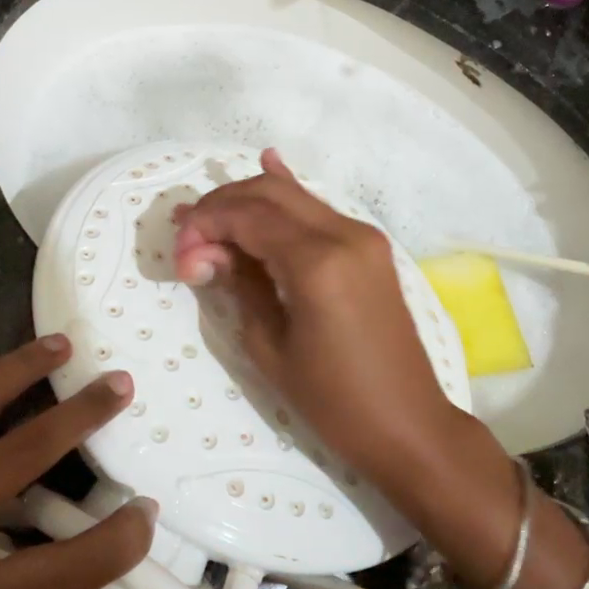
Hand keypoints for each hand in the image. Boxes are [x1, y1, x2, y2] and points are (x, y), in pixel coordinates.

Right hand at [171, 148, 462, 479]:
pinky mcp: (369, 246)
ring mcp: (362, 235)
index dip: (205, 225)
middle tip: (188, 236)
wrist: (409, 424)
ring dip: (248, 201)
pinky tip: (269, 164)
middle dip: (221, 206)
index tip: (180, 254)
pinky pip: (318, 210)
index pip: (247, 216)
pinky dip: (287, 196)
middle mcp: (344, 233)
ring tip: (207, 219)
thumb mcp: (270, 347)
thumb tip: (207, 251)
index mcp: (317, 262)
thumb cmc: (334, 401)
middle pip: (268, 193)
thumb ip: (239, 284)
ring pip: (294, 195)